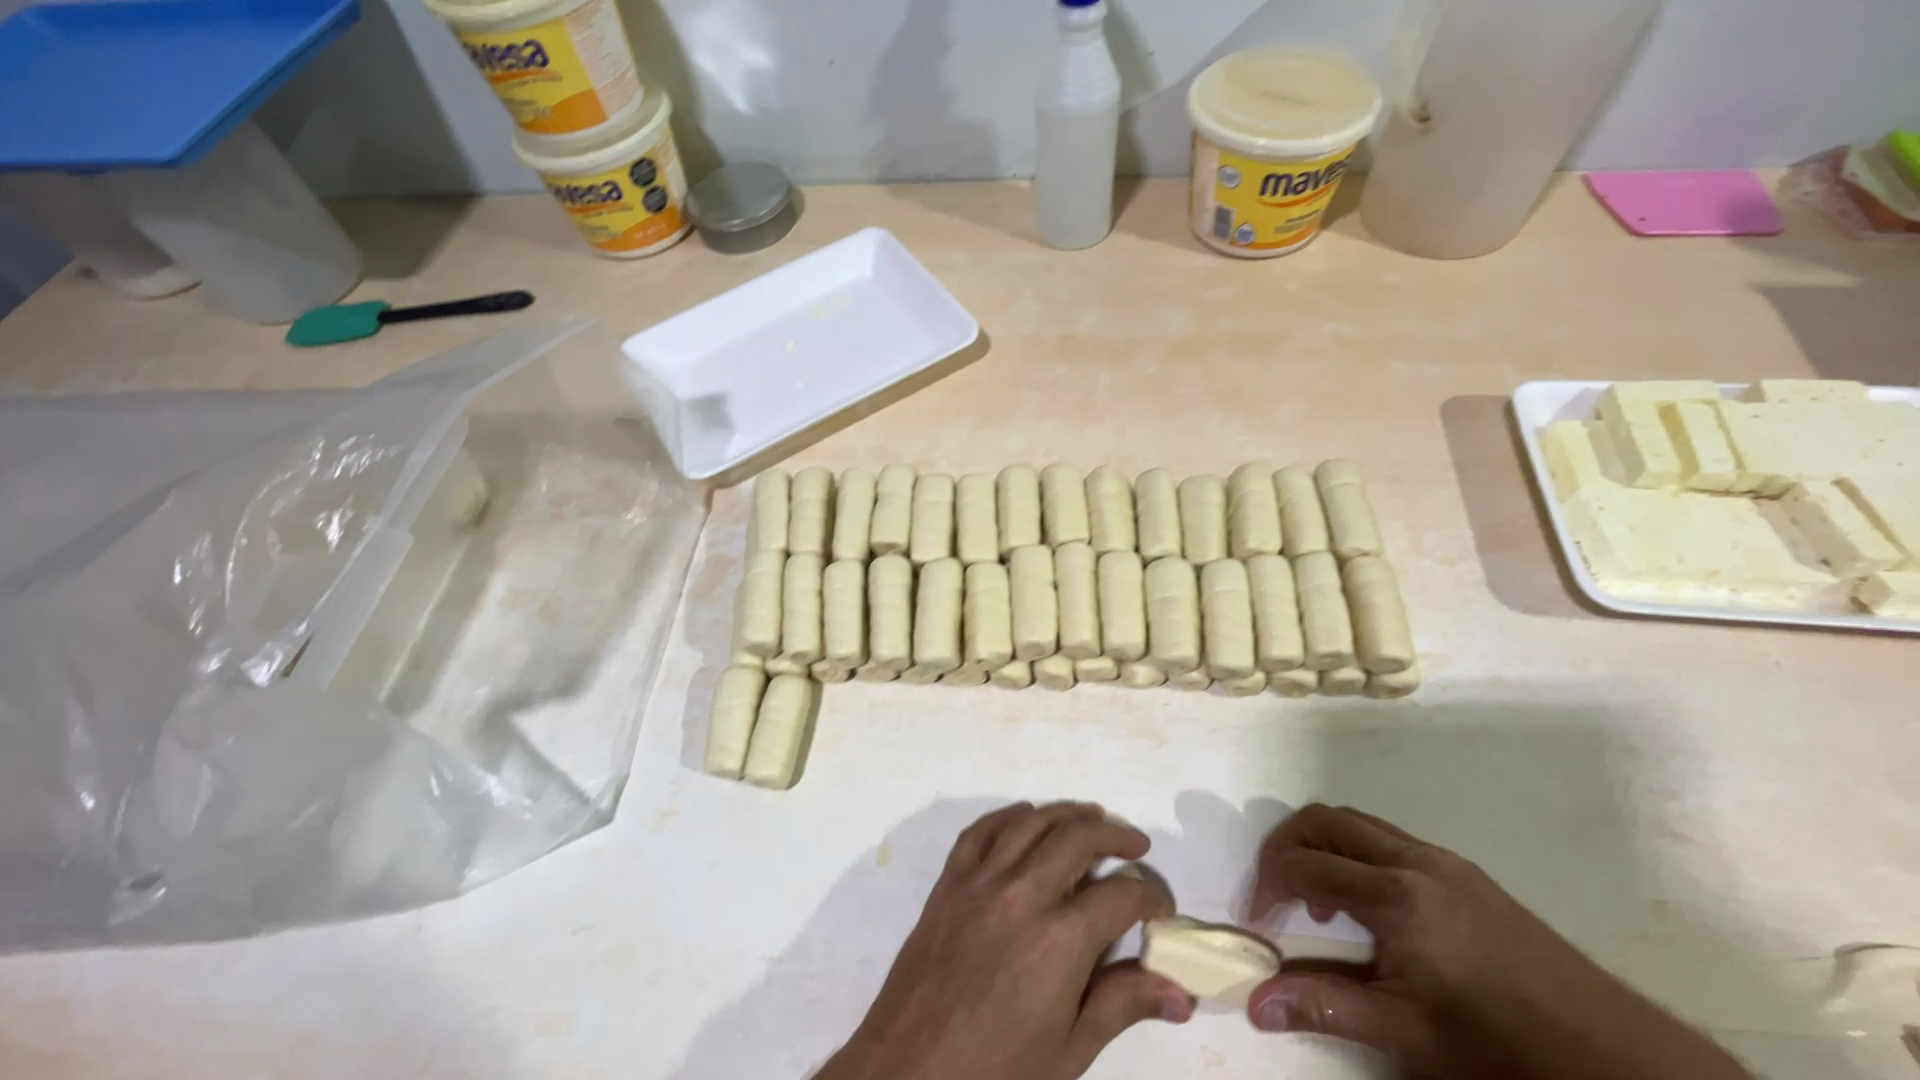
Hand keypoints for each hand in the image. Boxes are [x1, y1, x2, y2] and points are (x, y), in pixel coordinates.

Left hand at [817, 802, 1190, 1079]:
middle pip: (1078, 838)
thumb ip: (1123, 1005)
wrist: (909, 1070)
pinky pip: (979, 832)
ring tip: (1092, 817)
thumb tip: (1181, 993)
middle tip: (1135, 846)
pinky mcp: (947, 885)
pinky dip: (1007, 816)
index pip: (1122, 896)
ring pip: (1030, 823)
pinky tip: (1024, 816)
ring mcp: (980, 884)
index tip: (1159, 910)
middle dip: (1115, 835)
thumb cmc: (995, 1068)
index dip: (1151, 898)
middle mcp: (1022, 894)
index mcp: (1060, 939)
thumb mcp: (1069, 1050)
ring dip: (1066, 813)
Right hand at [1245, 804, 1751, 1079]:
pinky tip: (1368, 911)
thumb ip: (1325, 1007)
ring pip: (1360, 825)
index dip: (1268, 886)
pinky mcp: (1467, 875)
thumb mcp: (1406, 1032)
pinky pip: (1390, 841)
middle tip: (1272, 894)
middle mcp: (1417, 862)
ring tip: (1317, 906)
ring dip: (1322, 848)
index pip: (1306, 865)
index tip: (1257, 923)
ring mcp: (1446, 863)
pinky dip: (1356, 857)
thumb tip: (1254, 1004)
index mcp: (1398, 896)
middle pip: (1327, 820)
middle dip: (1285, 846)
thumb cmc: (1498, 1043)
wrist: (1608, 1051)